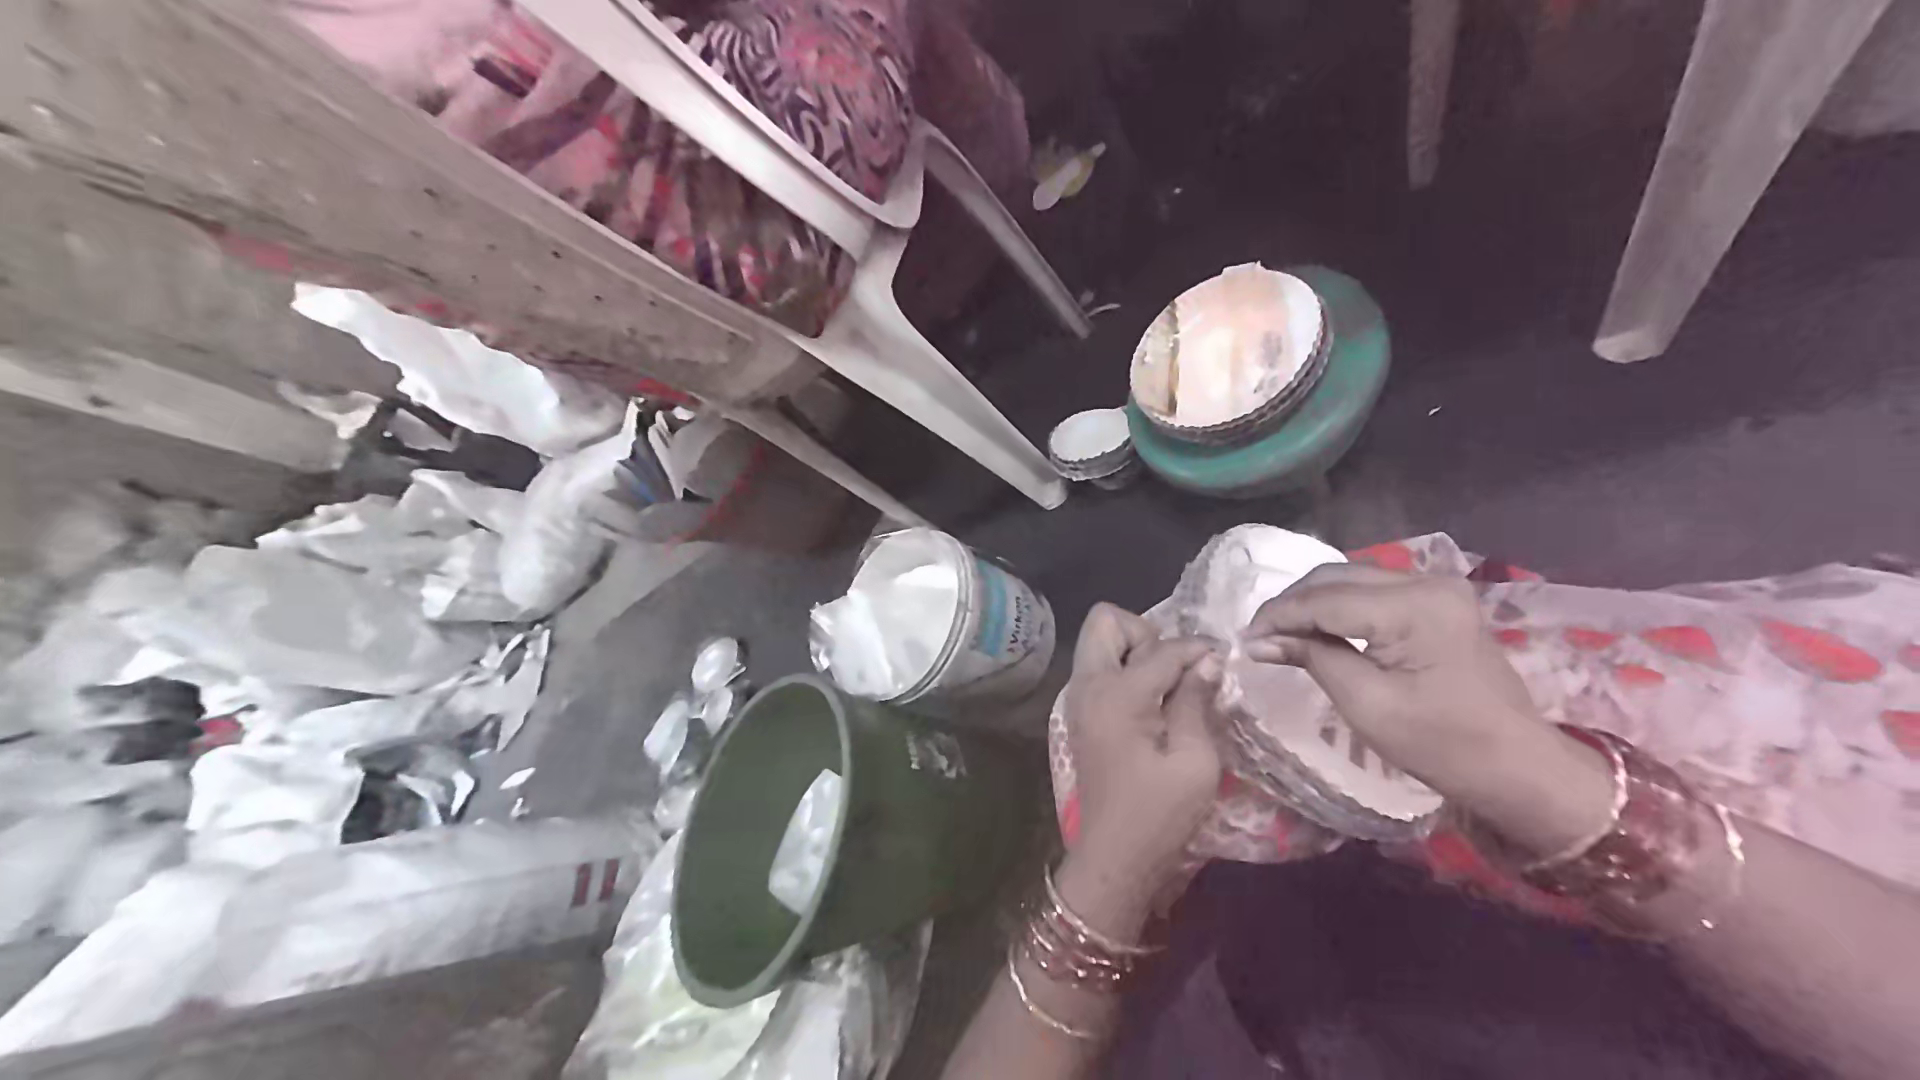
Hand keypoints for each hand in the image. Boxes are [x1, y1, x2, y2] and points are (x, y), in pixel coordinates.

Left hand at [1062, 604, 1220, 889]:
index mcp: (1117, 694)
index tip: (1224, 660)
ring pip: (1098, 640)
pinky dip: (1124, 667)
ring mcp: (1079, 696)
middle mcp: (1088, 684)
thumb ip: (1196, 701)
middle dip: (1145, 632)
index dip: (1199, 650)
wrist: (1114, 856)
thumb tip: (1208, 659)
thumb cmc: (1159, 814)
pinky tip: (1152, 700)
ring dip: (1133, 648)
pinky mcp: (1081, 711)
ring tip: (1166, 685)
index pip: (1163, 648)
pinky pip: (1099, 666)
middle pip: (1105, 621)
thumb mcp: (1194, 761)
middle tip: (1175, 669)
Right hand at [1243, 564, 1614, 856]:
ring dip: (1310, 603)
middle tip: (1258, 636)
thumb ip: (1311, 657)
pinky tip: (1315, 627)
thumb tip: (1258, 641)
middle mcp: (1426, 583)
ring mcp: (1436, 589)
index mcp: (1414, 608)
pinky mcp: (1436, 601)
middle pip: (1334, 577)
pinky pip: (1370, 591)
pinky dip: (1335, 606)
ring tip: (1280, 633)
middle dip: (1290, 604)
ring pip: (1349, 578)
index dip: (1277, 616)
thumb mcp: (1366, 704)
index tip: (1242, 639)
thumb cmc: (1442, 744)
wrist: (1519, 767)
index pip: (1324, 599)